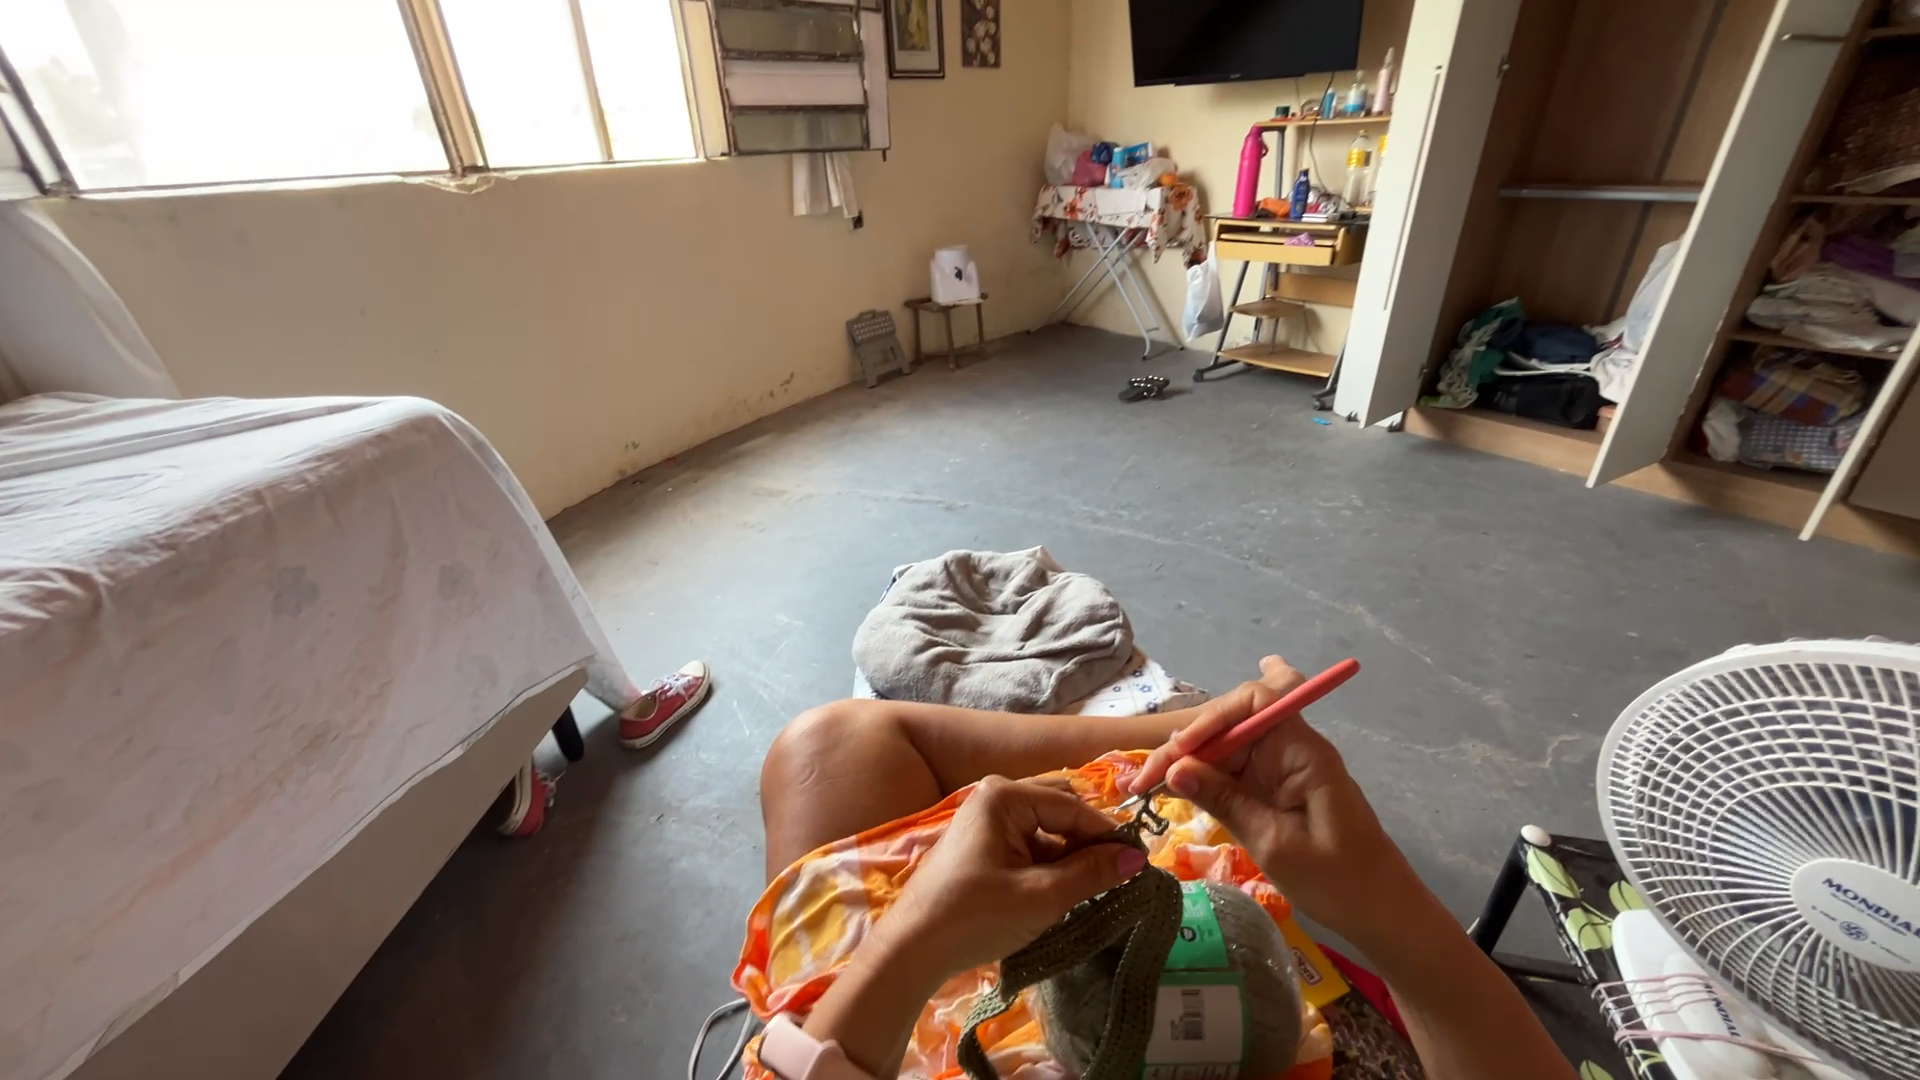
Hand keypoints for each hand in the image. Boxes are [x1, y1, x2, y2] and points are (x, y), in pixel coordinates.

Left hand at [880, 775, 1149, 979]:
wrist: (913, 947)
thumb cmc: (975, 916)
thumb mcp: (1040, 896)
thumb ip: (1091, 873)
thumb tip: (1137, 858)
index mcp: (1005, 796)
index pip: (1072, 807)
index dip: (1108, 835)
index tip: (1141, 863)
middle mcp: (996, 796)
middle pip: (1060, 810)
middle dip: (1089, 842)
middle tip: (1119, 877)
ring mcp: (988, 819)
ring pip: (1047, 830)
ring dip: (1071, 856)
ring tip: (1095, 890)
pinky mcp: (984, 843)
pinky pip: (1030, 844)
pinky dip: (1051, 864)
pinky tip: (1064, 892)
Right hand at [1129, 656, 1425, 953]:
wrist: (1384, 915)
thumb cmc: (1339, 882)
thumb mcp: (1275, 844)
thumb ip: (1225, 801)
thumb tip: (1174, 769)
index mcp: (1301, 751)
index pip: (1254, 701)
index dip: (1213, 717)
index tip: (1180, 750)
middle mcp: (1289, 748)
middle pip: (1229, 723)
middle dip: (1185, 744)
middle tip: (1143, 780)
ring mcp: (1280, 766)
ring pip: (1223, 745)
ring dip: (1185, 761)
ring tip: (1144, 783)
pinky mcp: (1272, 786)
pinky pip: (1230, 768)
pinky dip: (1200, 776)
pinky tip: (1170, 780)